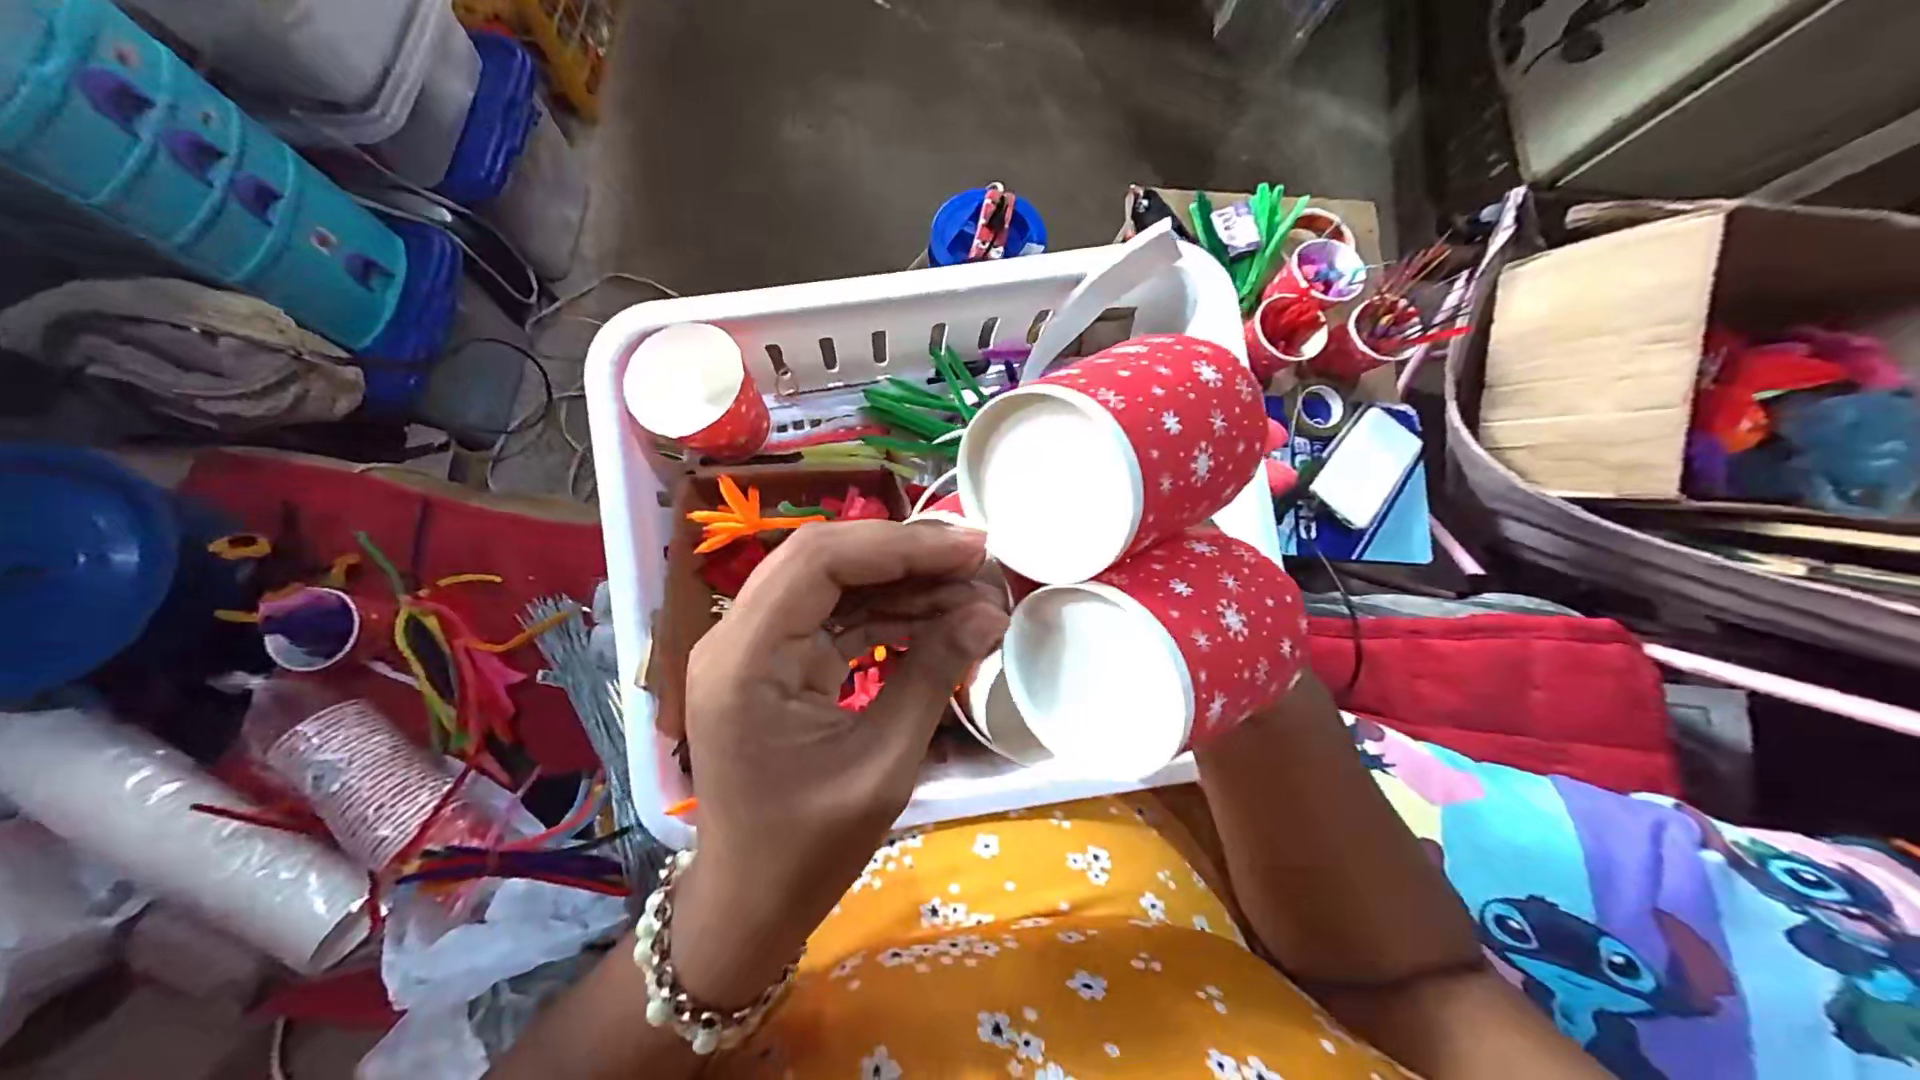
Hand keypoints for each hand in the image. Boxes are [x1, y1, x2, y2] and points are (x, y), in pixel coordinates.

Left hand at [670, 520, 1007, 1005]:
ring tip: (969, 591)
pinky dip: (885, 611)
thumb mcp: (883, 763)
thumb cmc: (809, 848)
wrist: (751, 901)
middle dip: (904, 553)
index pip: (819, 561)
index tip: (971, 548)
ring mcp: (751, 647)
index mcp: (746, 659)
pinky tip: (936, 617)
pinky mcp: (773, 661)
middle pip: (822, 558)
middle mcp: (736, 637)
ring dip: (901, 581)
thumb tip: (991, 612)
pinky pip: (831, 615)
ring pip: (830, 581)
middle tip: (977, 560)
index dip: (900, 545)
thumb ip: (934, 675)